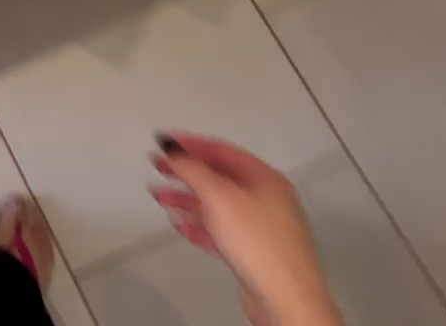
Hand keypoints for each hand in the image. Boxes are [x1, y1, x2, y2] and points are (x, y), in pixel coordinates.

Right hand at [149, 132, 341, 325]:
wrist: (286, 302)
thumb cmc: (255, 241)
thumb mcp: (218, 196)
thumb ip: (191, 169)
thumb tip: (171, 148)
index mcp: (264, 178)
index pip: (221, 150)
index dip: (190, 144)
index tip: (164, 143)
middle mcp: (266, 199)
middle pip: (218, 177)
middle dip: (186, 173)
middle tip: (158, 167)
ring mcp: (261, 227)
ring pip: (217, 204)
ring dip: (188, 199)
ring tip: (161, 198)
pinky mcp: (254, 252)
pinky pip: (222, 229)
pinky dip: (200, 224)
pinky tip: (181, 226)